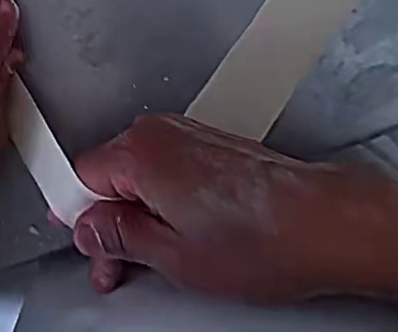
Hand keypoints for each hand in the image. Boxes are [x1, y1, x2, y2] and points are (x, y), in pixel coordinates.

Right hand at [71, 114, 397, 301]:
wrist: (319, 219)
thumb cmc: (260, 237)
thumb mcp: (174, 258)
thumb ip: (119, 237)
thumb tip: (89, 229)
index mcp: (137, 153)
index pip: (79, 177)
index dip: (78, 218)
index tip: (87, 246)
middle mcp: (154, 131)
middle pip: (106, 172)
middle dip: (109, 219)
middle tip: (121, 266)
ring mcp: (179, 130)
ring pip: (134, 169)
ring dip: (136, 208)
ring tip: (162, 253)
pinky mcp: (200, 137)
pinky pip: (161, 161)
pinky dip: (161, 193)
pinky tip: (183, 227)